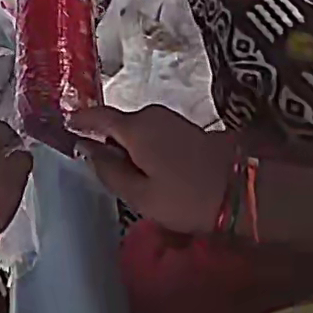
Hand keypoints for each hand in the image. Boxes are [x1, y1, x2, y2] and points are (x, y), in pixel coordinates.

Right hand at [66, 105, 235, 234]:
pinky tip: (148, 171)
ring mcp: (170, 119)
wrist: (248, 192)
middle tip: (98, 167)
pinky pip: (151, 133)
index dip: (78, 121)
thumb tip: (87, 151)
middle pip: (116, 124)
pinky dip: (142, 147)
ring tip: (126, 175)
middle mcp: (150, 115)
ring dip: (126, 146)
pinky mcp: (185, 128)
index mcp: (134, 128)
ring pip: (135, 129)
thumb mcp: (141, 196)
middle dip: (105, 141)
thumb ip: (109, 172)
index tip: (65, 128)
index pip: (96, 116)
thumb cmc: (188, 197)